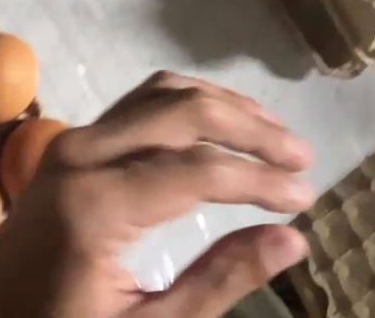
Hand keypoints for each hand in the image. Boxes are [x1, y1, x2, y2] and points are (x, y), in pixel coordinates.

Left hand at [0, 72, 315, 317]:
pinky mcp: (68, 144)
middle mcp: (82, 153)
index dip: (260, 178)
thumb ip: (219, 281)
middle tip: (300, 153)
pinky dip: (184, 104)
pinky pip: (136, 104)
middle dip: (248, 127)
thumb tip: (292, 238)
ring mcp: (70, 142)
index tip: (307, 196)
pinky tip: (215, 125)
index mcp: (97, 206)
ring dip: (219, 105)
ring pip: (159, 93)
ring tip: (269, 131)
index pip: (199, 170)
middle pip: (182, 112)